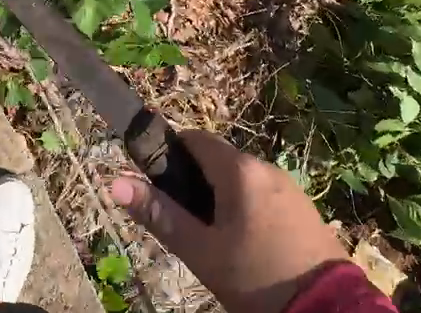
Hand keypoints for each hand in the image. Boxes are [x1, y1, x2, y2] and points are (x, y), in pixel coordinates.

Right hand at [110, 130, 346, 312]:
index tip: (159, 185)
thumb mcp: (202, 251)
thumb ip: (159, 214)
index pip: (193, 139)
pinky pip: (264, 197)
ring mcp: (291, 189)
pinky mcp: (307, 211)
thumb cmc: (258, 279)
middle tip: (186, 222)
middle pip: (217, 161)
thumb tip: (114, 182)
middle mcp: (266, 168)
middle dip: (195, 182)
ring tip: (215, 239)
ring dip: (222, 198)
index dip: (170, 155)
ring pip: (241, 181)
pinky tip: (247, 246)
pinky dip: (247, 210)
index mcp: (240, 170)